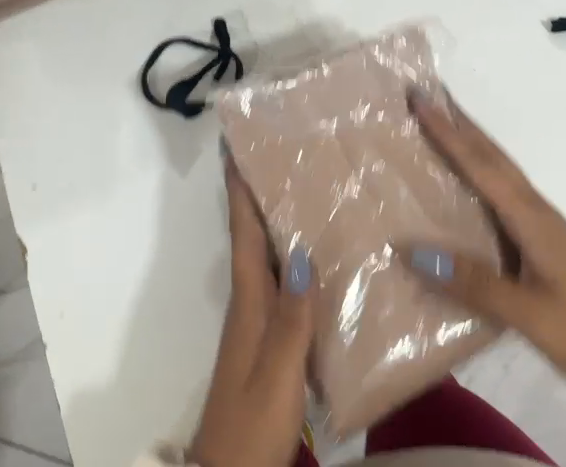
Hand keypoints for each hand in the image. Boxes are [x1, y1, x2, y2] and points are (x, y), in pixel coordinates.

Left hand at [190, 161, 314, 466]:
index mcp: (250, 302)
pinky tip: (325, 256)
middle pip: (256, 236)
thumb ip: (293, 317)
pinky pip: (286, 284)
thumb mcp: (277, 372)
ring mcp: (261, 322)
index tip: (239, 143)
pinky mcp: (273, 340)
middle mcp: (252, 302)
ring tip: (313, 186)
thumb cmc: (252, 422)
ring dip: (281, 220)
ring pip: (271, 257)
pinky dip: (299, 259)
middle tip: (290, 150)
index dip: (240, 188)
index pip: (244, 232)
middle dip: (264, 191)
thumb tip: (304, 251)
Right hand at [401, 92, 565, 375]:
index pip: (481, 165)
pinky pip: (500, 186)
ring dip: (468, 139)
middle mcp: (533, 207)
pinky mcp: (537, 233)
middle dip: (457, 122)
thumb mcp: (526, 312)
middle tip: (424, 95)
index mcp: (529, 217)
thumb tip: (410, 249)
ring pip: (497, 166)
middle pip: (490, 154)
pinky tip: (465, 174)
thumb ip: (472, 282)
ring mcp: (537, 219)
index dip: (448, 133)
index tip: (420, 100)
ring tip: (439, 120)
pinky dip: (478, 166)